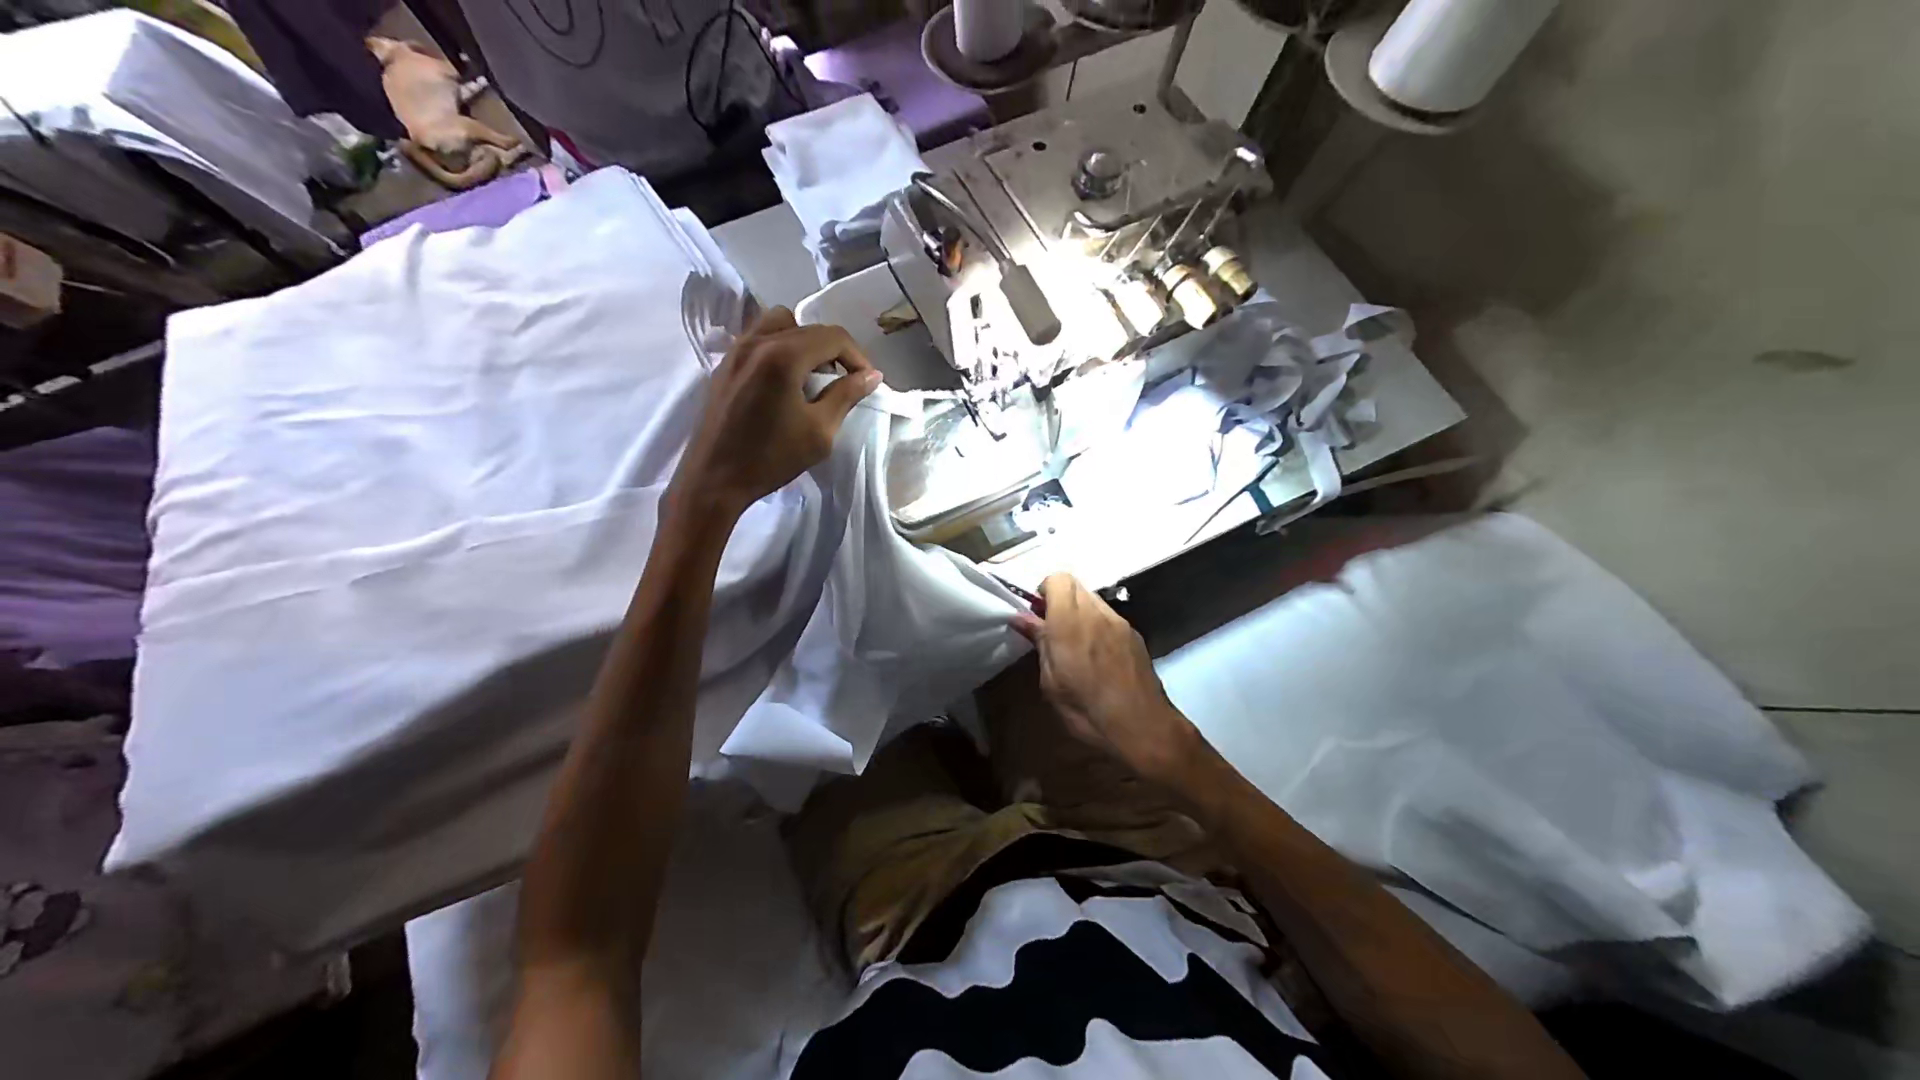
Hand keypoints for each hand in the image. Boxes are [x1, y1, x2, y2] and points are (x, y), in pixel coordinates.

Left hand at [671, 307, 881, 517]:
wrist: (714, 479)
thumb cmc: (771, 458)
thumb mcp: (820, 431)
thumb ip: (846, 396)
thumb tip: (871, 375)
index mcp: (783, 356)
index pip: (833, 337)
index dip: (857, 356)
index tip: (866, 381)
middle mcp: (758, 342)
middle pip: (808, 328)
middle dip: (834, 351)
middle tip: (845, 381)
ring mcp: (737, 350)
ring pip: (780, 323)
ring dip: (805, 342)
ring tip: (813, 374)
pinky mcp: (725, 364)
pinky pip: (759, 337)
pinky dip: (780, 346)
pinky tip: (785, 378)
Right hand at [1011, 574, 1210, 788]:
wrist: (1142, 726)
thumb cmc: (1087, 710)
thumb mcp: (1052, 682)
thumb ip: (1039, 642)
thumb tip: (1022, 618)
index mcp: (1070, 623)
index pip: (1058, 579)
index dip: (1044, 590)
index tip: (1037, 613)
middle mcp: (1096, 614)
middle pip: (1075, 585)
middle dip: (1059, 599)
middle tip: (1050, 627)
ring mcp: (1119, 622)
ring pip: (1093, 599)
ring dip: (1078, 610)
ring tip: (1073, 643)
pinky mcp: (1134, 635)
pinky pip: (1108, 616)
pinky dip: (1096, 623)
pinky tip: (1095, 654)